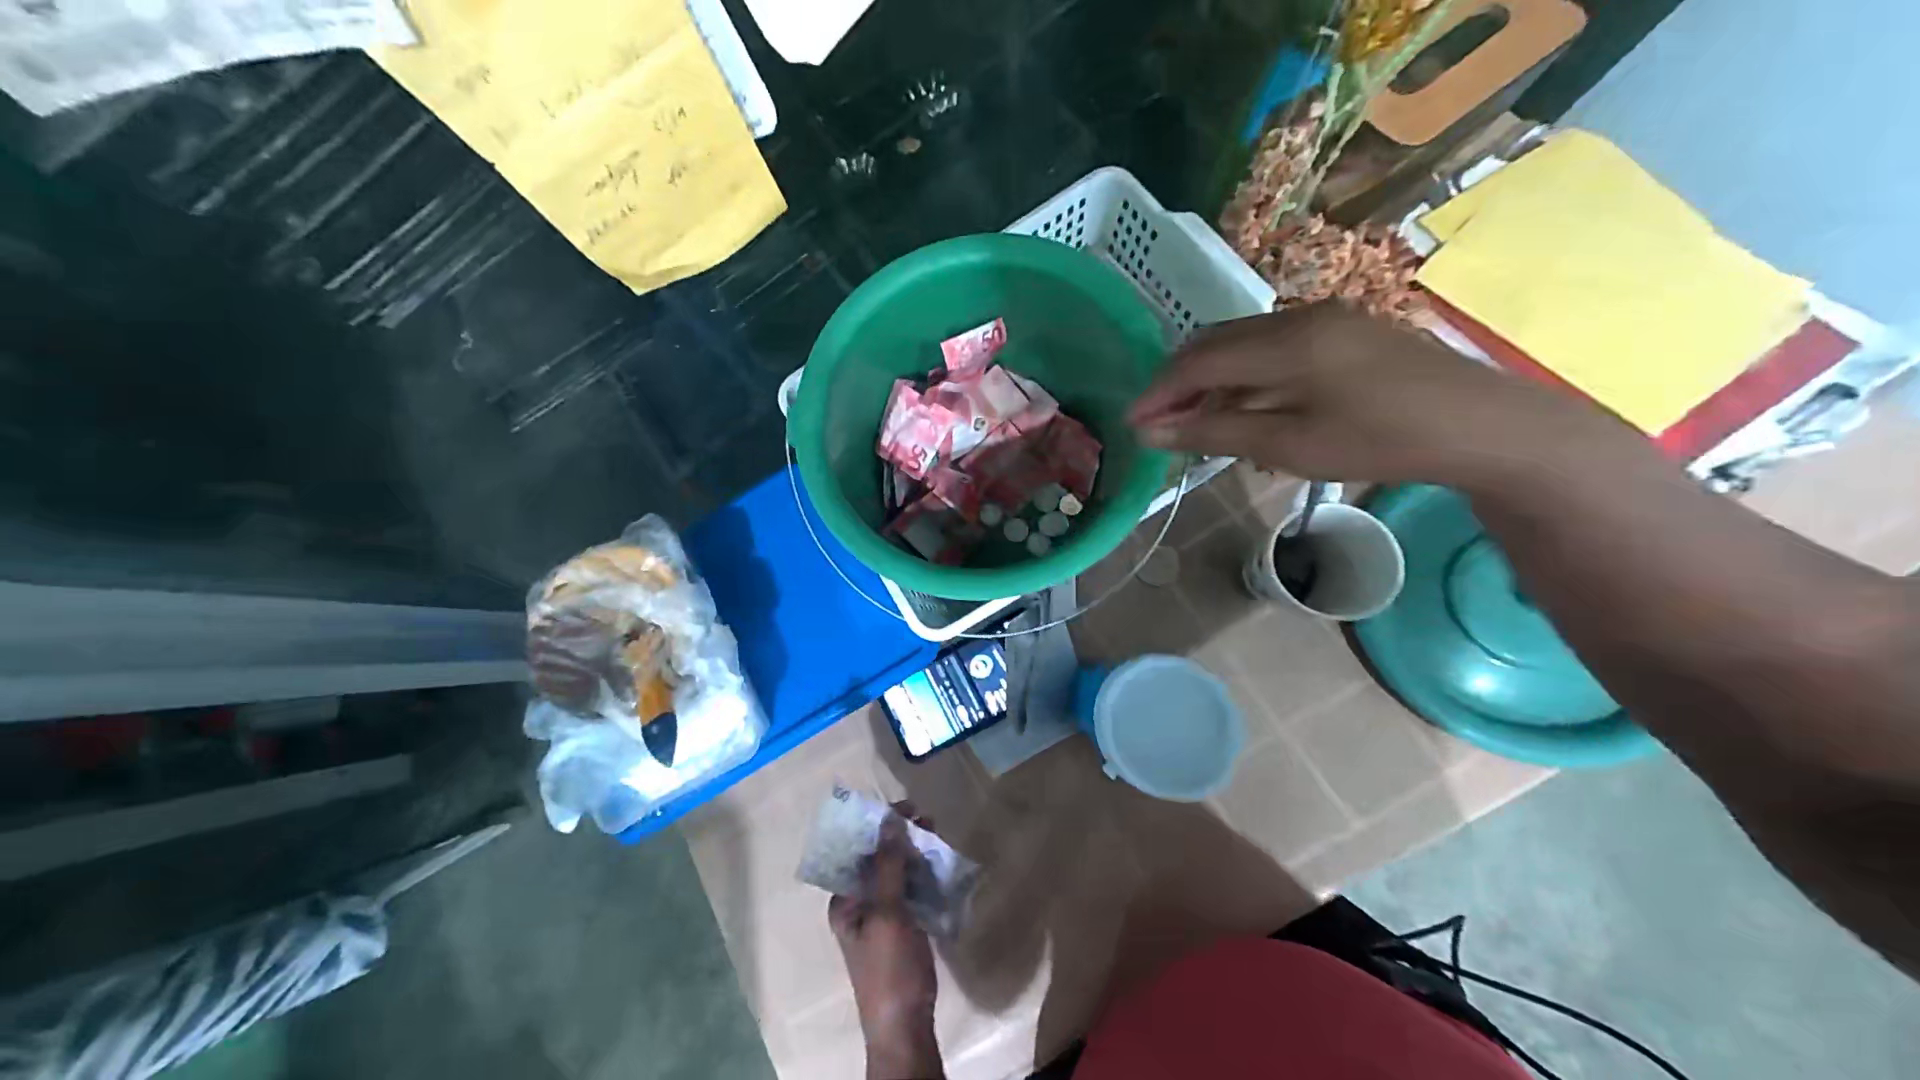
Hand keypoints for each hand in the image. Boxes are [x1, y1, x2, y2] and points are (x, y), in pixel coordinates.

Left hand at [829, 810, 942, 1079]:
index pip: (857, 852)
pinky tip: (940, 861)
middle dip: (899, 837)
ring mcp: (883, 915)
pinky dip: (924, 873)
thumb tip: (890, 821)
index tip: (903, 807)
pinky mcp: (905, 925)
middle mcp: (860, 903)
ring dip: (914, 852)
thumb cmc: (888, 968)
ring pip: (898, 872)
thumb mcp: (887, 914)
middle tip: (925, 818)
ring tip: (935, 832)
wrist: (906, 1026)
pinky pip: (912, 889)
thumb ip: (888, 866)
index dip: (877, 826)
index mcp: (845, 900)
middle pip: (879, 859)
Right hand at [1129, 303, 1625, 488]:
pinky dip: (1241, 374)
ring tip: (1192, 419)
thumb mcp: (1289, 445)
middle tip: (1156, 422)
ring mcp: (1323, 318)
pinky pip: (1270, 346)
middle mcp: (1297, 317)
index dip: (1159, 391)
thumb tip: (1149, 432)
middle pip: (1214, 342)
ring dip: (1208, 378)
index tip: (1131, 423)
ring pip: (1241, 342)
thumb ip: (1214, 434)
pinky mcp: (1341, 330)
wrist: (1481, 426)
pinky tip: (1240, 404)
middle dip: (1177, 381)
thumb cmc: (1380, 440)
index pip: (1198, 361)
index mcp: (1285, 342)